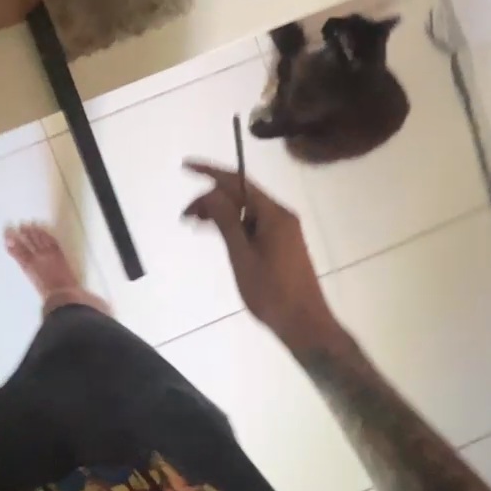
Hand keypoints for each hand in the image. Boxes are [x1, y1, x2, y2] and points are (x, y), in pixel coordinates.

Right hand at [183, 161, 352, 352]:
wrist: (304, 323)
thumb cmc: (272, 292)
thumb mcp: (242, 256)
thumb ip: (226, 222)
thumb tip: (210, 193)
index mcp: (273, 215)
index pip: (238, 182)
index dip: (210, 173)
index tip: (186, 167)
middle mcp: (280, 215)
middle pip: (241, 194)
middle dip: (211, 198)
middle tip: (185, 217)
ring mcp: (282, 229)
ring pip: (245, 209)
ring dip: (220, 212)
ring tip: (195, 225)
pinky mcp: (281, 243)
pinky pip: (252, 223)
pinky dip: (232, 224)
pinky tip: (215, 233)